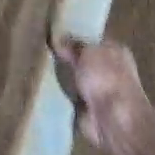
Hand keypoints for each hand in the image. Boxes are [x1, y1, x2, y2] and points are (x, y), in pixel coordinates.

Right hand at [51, 36, 150, 154]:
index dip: (75, 35)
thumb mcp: (87, 53)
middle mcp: (109, 69)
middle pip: (83, 59)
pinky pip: (71, 97)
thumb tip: (59, 37)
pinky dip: (62, 96)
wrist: (114, 120)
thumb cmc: (106, 79)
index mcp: (115, 51)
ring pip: (76, 78)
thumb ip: (73, 45)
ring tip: (39, 68)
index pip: (93, 39)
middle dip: (67, 58)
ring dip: (63, 78)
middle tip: (44, 51)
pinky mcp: (89, 108)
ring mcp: (99, 90)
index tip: (54, 33)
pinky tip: (45, 89)